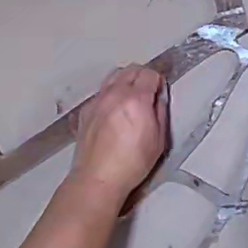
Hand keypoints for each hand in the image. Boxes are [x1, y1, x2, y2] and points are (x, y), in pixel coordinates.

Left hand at [68, 66, 167, 208]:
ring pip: (113, 76)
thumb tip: (159, 99)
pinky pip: (100, 91)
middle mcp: (115, 94)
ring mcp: (98, 100)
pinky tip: (113, 108)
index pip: (149, 74)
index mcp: (136, 100)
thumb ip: (161, 113)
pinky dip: (110, 92)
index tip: (159, 91)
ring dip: (125, 79)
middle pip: (130, 69)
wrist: (97, 178)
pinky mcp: (86, 110)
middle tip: (148, 90)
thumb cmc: (131, 164)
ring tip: (130, 95)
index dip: (158, 80)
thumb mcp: (159, 141)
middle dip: (142, 75)